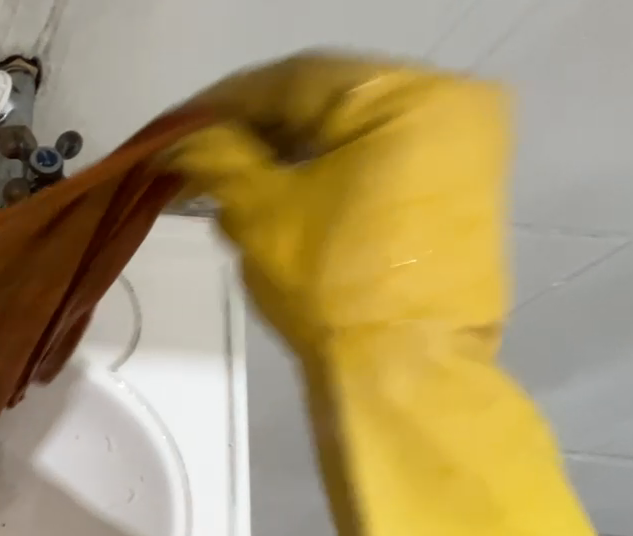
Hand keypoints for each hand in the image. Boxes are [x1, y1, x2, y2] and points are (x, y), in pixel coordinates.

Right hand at [170, 53, 508, 359]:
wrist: (399, 360)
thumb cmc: (329, 281)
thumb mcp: (259, 215)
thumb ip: (217, 162)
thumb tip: (178, 143)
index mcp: (410, 98)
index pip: (296, 79)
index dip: (222, 102)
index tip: (171, 127)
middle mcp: (449, 104)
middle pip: (327, 98)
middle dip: (252, 125)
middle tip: (192, 152)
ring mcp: (461, 144)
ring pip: (349, 128)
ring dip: (281, 148)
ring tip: (222, 176)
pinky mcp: (453, 184)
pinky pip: (373, 154)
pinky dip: (317, 166)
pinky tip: (271, 190)